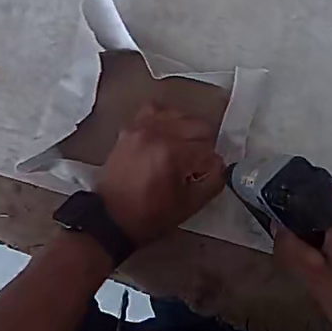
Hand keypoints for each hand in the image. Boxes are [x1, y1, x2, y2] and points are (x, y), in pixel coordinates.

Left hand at [94, 104, 226, 244]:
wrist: (111, 219)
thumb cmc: (151, 215)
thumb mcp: (190, 205)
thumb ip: (214, 181)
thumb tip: (220, 166)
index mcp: (173, 154)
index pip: (210, 151)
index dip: (213, 166)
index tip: (207, 177)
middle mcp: (158, 133)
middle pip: (200, 127)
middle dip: (204, 147)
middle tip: (197, 166)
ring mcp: (142, 127)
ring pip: (181, 116)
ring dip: (188, 132)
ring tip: (184, 151)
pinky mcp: (131, 128)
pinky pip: (156, 111)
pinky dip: (166, 120)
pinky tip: (167, 135)